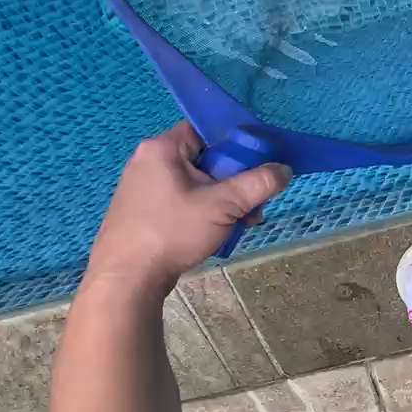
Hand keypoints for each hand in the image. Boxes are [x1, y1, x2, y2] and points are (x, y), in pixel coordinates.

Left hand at [87, 121, 291, 290]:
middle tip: (256, 199)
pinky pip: (186, 198)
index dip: (239, 141)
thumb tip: (285, 169)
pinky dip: (208, 209)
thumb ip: (260, 182)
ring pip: (200, 181)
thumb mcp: (225, 205)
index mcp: (162, 149)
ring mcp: (145, 187)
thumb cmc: (172, 232)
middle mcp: (150, 161)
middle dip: (238, 178)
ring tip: (245, 220)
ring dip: (227, 198)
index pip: (208, 129)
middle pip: (208, 157)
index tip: (262, 160)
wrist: (126, 281)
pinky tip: (223, 229)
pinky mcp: (146, 210)